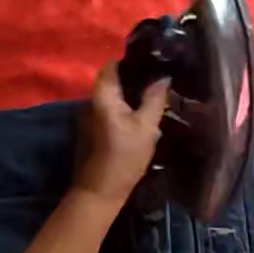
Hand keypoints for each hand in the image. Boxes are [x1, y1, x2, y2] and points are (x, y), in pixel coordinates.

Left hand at [74, 61, 169, 206]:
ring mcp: (90, 114)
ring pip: (112, 96)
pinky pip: (109, 109)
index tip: (151, 64)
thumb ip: (154, 100)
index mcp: (102, 96)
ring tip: (153, 98)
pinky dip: (124, 109)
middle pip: (111, 80)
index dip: (130, 61)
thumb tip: (163, 77)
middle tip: (158, 82)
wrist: (100, 191)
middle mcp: (91, 100)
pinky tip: (142, 116)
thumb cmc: (124, 158)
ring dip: (130, 96)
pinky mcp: (93, 127)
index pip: (111, 65)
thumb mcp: (146, 128)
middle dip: (133, 79)